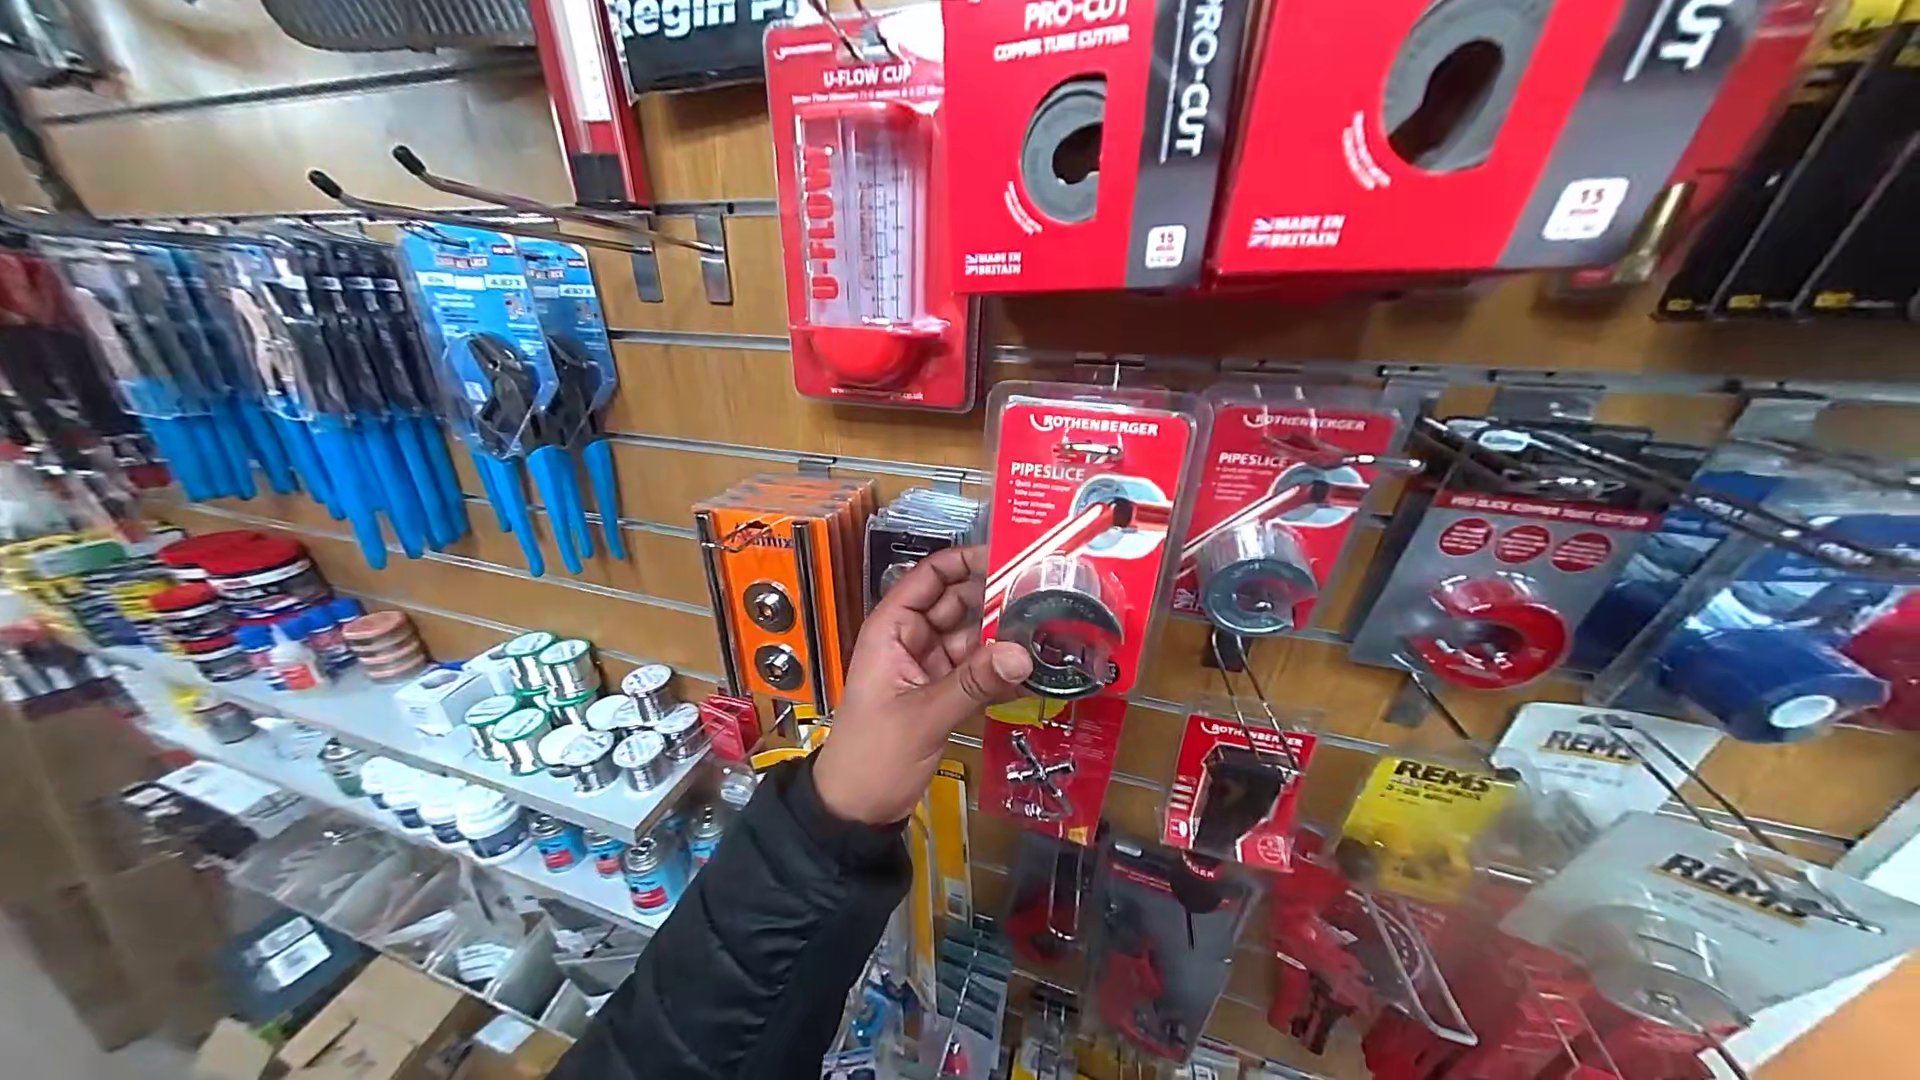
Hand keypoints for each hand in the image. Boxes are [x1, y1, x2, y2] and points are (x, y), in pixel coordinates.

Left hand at [813, 544, 1032, 824]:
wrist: (857, 809)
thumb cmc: (873, 754)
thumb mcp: (922, 715)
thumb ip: (974, 683)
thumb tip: (1023, 652)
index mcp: (893, 627)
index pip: (930, 577)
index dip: (966, 560)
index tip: (1012, 556)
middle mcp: (913, 637)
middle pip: (959, 603)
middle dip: (997, 597)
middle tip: (1047, 594)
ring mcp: (931, 664)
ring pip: (973, 635)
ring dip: (1005, 633)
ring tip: (1051, 626)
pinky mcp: (945, 690)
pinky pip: (978, 667)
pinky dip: (1001, 666)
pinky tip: (1035, 666)